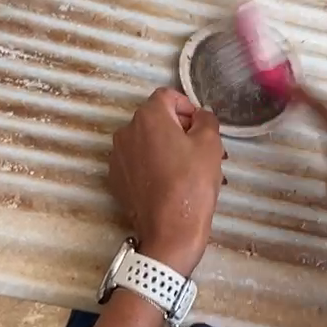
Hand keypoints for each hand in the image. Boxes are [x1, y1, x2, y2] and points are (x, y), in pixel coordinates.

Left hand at [108, 88, 224, 274]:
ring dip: (167, 148)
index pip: (168, 96)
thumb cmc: (192, 183)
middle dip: (179, 129)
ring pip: (147, 142)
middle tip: (202, 149)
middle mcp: (126, 131)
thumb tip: (200, 115)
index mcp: (148, 117)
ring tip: (190, 170)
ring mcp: (117, 156)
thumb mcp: (210, 144)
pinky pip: (137, 163)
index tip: (201, 125)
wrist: (170, 230)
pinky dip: (153, 166)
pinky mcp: (116, 179)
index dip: (188, 106)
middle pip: (156, 119)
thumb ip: (206, 119)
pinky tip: (171, 183)